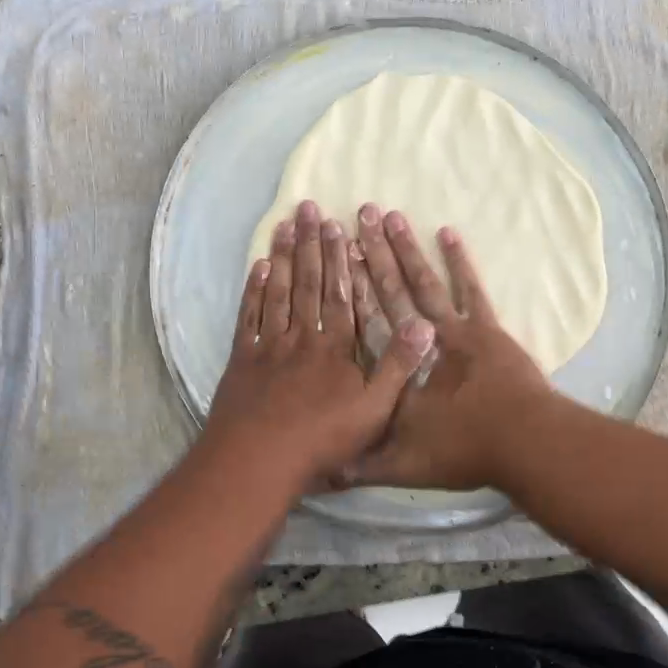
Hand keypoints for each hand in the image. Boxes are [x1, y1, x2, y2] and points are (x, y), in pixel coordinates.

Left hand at [201, 200, 436, 491]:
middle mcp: (301, 337)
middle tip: (306, 209)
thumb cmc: (322, 439)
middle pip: (307, 283)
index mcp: (335, 348)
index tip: (337, 226)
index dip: (339, 259)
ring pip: (277, 293)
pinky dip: (253, 292)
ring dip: (281, 257)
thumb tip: (425, 325)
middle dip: (309, 244)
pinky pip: (248, 318)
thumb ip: (399, 366)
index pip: (340, 294)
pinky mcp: (242, 360)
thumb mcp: (375, 410)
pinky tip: (257, 269)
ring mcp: (268, 346)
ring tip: (282, 225)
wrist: (259, 459)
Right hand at [351, 204, 563, 490]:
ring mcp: (459, 330)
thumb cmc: (464, 450)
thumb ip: (364, 465)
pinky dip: (459, 261)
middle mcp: (424, 339)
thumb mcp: (404, 465)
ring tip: (390, 215)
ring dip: (406, 249)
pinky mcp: (489, 330)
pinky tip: (448, 232)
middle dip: (372, 254)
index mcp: (398, 367)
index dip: (349, 288)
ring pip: (425, 281)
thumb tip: (324, 472)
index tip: (334, 256)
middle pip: (392, 290)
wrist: (526, 441)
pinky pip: (471, 289)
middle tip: (358, 216)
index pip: (367, 319)